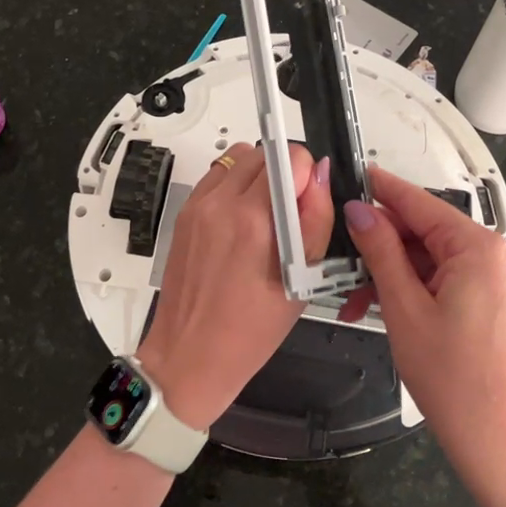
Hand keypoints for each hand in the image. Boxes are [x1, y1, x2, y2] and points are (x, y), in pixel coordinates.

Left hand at [137, 144, 333, 429]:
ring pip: (237, 159)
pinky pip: (216, 178)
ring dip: (259, 175)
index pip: (288, 157)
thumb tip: (320, 176)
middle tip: (293, 211)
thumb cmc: (247, 332)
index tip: (311, 198)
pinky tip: (243, 222)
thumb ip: (315, 220)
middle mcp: (220, 204)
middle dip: (285, 172)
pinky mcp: (185, 215)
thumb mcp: (301, 281)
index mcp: (252, 220)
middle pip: (263, 152)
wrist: (189, 354)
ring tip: (268, 216)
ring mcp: (198, 207)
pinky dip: (234, 186)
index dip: (307, 173)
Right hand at [341, 167, 505, 498]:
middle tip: (337, 261)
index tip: (349, 174)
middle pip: (425, 233)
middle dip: (380, 246)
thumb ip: (380, 251)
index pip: (419, 203)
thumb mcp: (404, 308)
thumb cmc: (453, 379)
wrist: (502, 446)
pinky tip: (383, 312)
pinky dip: (413, 292)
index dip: (381, 188)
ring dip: (391, 275)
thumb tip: (358, 209)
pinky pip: (446, 284)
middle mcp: (495, 258)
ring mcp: (498, 285)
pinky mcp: (495, 308)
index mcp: (478, 249)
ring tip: (354, 303)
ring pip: (432, 261)